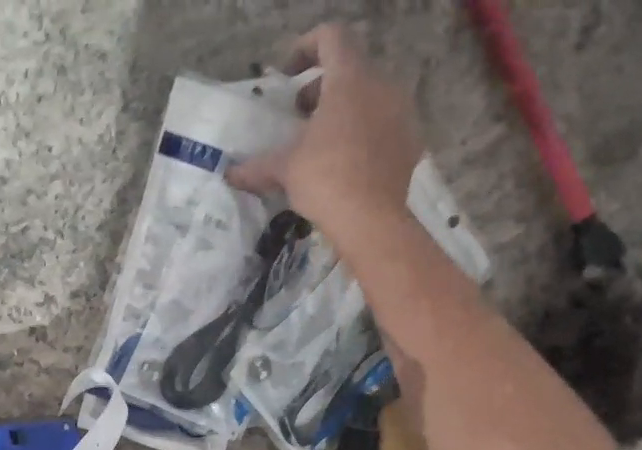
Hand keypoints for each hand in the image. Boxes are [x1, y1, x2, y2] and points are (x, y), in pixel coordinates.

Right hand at [229, 24, 423, 254]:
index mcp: (349, 79)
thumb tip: (230, 174)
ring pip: (370, 96)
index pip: (331, 37)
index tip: (288, 75)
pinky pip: (384, 125)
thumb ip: (256, 166)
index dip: (306, 48)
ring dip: (344, 110)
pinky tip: (346, 163)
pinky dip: (364, 133)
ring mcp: (402, 114)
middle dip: (322, 87)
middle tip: (300, 115)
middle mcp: (382, 87)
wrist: (371, 221)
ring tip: (322, 141)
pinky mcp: (411, 142)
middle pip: (350, 69)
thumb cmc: (325, 180)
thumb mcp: (284, 169)